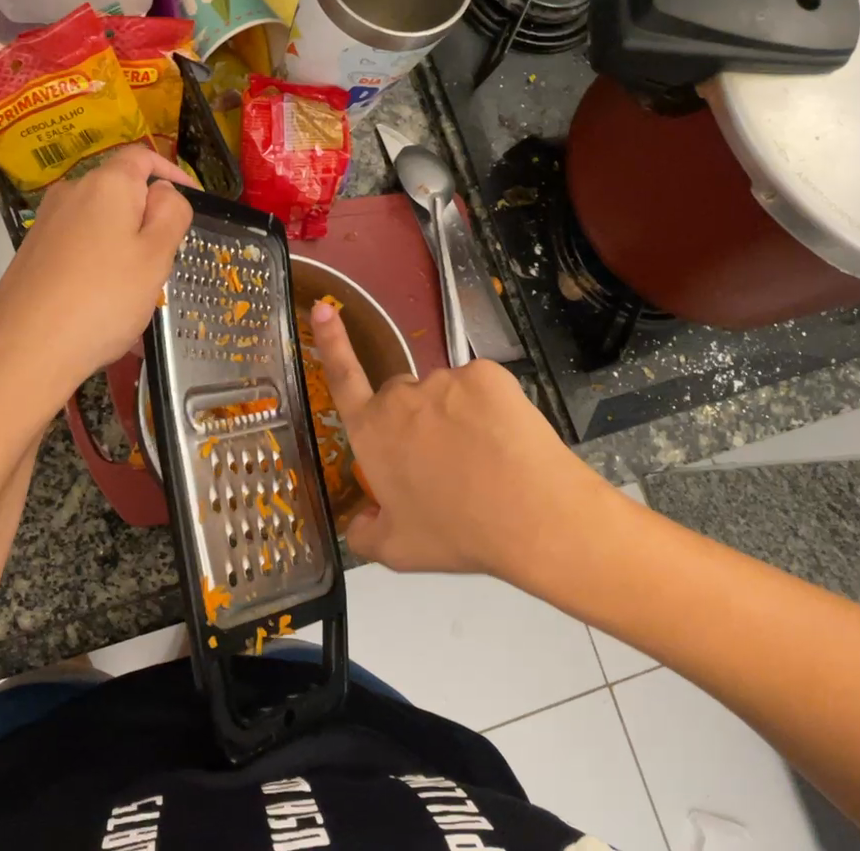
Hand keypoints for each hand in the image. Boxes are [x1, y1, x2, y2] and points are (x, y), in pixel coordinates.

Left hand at [0, 146, 195, 403]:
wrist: (27, 349)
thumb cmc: (103, 300)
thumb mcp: (156, 257)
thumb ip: (171, 215)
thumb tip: (164, 191)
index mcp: (106, 184)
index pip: (142, 157)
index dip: (171, 171)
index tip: (193, 198)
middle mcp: (70, 193)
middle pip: (120, 193)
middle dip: (146, 220)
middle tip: (165, 262)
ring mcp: (45, 224)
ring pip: (99, 226)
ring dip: (123, 250)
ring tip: (136, 296)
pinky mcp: (31, 255)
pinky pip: (78, 251)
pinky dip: (98, 269)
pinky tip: (105, 312)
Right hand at [309, 301, 613, 584]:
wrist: (533, 517)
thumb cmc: (457, 534)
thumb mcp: (397, 551)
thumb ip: (363, 534)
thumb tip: (360, 522)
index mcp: (371, 433)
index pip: (342, 379)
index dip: (331, 343)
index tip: (325, 309)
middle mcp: (400, 398)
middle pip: (399, 398)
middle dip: (413, 421)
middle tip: (443, 463)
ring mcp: (445, 381)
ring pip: (443, 394)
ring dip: (453, 416)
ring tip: (482, 459)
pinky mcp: (487, 374)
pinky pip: (478, 387)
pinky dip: (487, 408)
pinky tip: (502, 440)